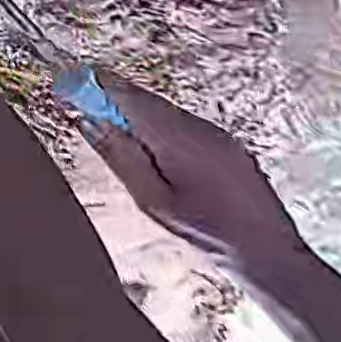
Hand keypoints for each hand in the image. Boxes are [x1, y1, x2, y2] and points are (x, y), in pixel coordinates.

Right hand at [85, 71, 312, 278]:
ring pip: (161, 109)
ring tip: (105, 124)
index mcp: (179, 139)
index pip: (128, 97)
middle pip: (143, 98)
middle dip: (108, 96)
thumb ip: (120, 157)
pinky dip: (152, 122)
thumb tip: (89, 121)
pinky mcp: (225, 143)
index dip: (94, 87)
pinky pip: (179, 121)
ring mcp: (217, 133)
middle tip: (76, 101)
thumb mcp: (152, 200)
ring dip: (130, 110)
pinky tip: (142, 142)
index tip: (66, 84)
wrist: (274, 257)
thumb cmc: (208, 235)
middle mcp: (200, 127)